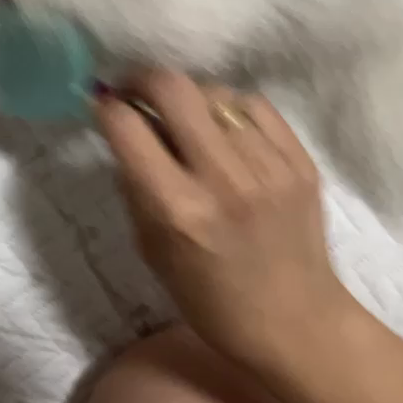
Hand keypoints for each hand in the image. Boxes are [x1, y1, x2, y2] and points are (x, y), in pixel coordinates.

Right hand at [94, 71, 359, 367]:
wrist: (295, 322)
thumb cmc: (209, 298)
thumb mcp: (151, 247)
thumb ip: (136, 184)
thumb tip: (124, 128)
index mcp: (177, 210)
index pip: (127, 127)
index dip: (106, 107)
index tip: (102, 104)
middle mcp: (223, 180)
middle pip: (173, 88)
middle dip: (141, 79)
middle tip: (133, 91)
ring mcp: (268, 167)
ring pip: (215, 92)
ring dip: (189, 100)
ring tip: (186, 121)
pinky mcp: (300, 161)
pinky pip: (254, 107)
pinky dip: (229, 110)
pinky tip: (224, 130)